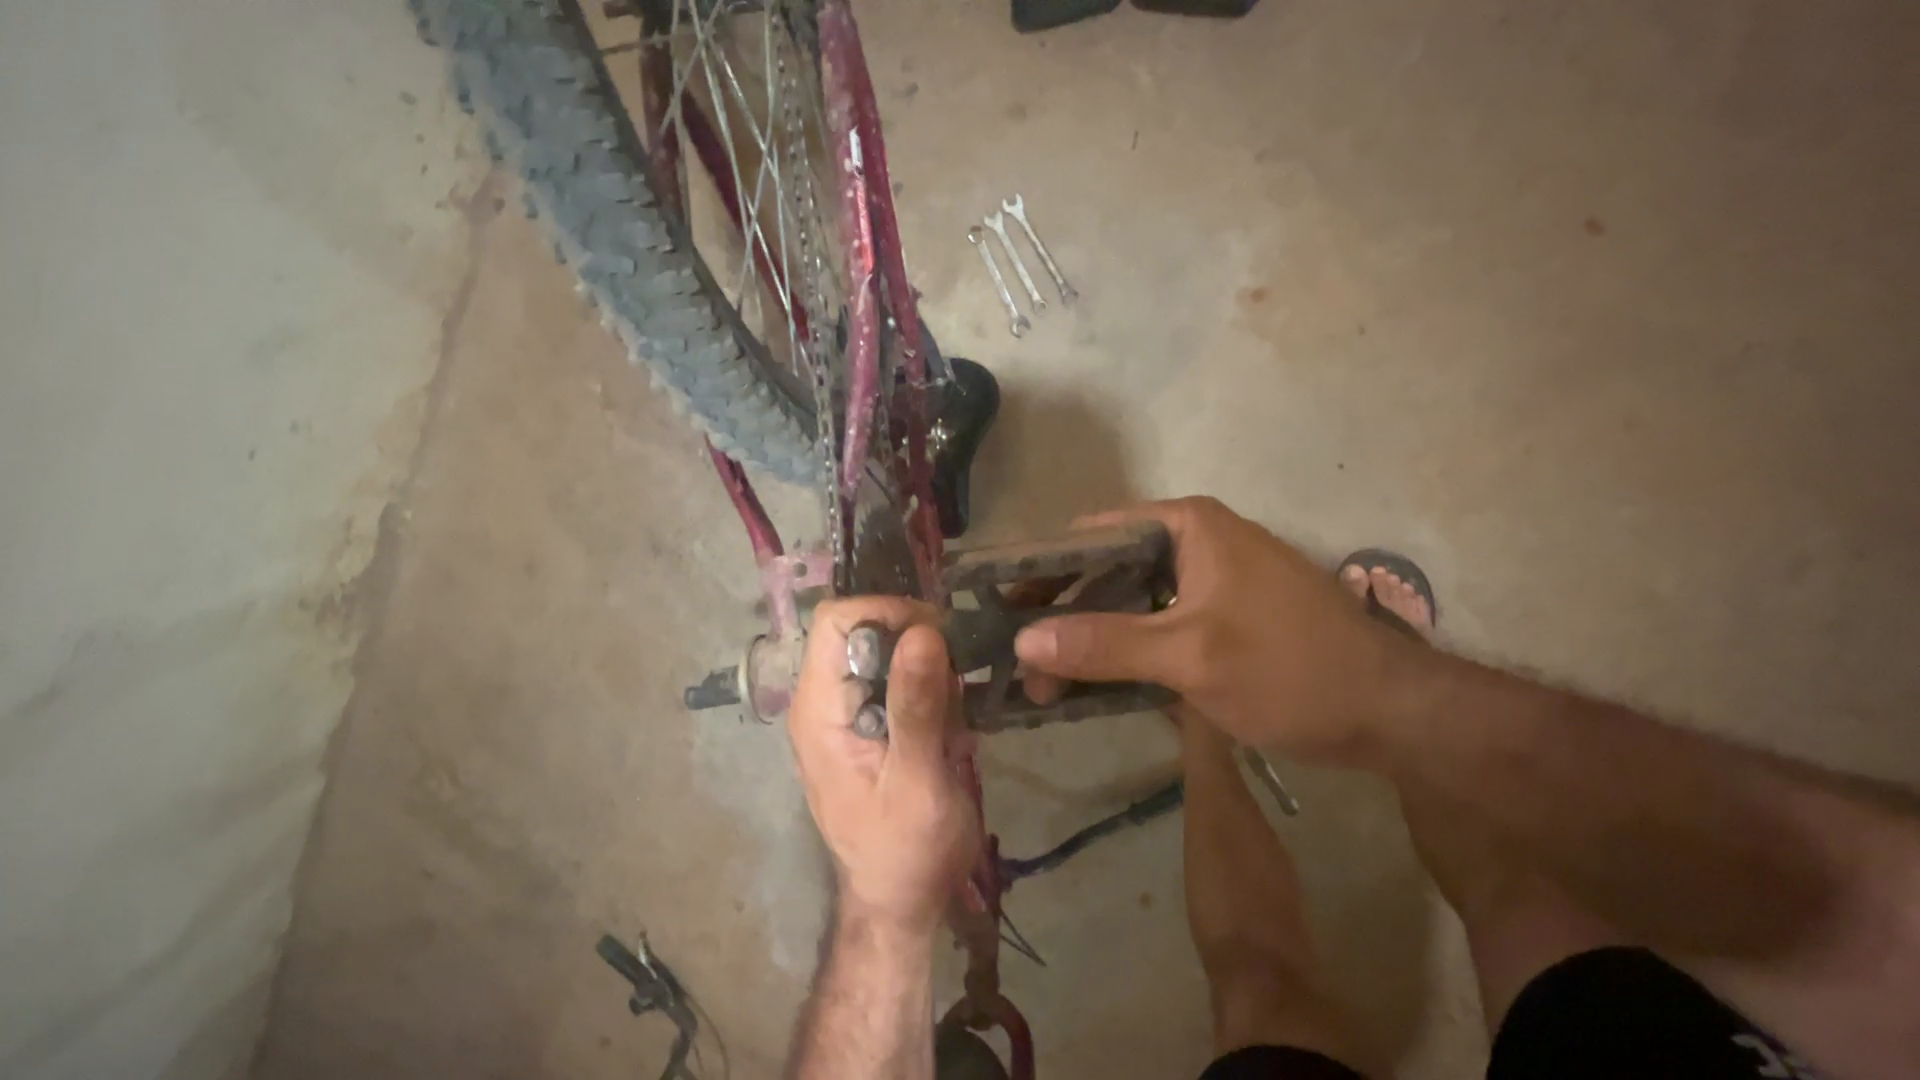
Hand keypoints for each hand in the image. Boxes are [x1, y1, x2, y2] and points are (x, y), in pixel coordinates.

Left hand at [787, 598, 978, 936]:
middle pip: (863, 633)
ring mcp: (843, 716)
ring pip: (885, 657)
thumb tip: (922, 631)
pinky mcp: (866, 730)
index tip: (937, 636)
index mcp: (819, 709)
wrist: (899, 904)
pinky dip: (928, 698)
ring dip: (928, 679)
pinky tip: (947, 739)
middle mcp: (822, 703)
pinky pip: (896, 687)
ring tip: (950, 727)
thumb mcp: (917, 779)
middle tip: (953, 690)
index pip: (836, 619)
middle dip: (915, 649)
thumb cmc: (906, 850)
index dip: (886, 612)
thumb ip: (916, 705)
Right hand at [1014, 497, 1428, 761]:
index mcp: (1189, 527)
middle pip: (1107, 569)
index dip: (1042, 569)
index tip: (1000, 607)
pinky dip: (1125, 652)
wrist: (1389, 714)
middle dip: (1062, 614)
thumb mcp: (1190, 656)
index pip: (1092, 534)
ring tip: (1045, 683)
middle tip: (1018, 658)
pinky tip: (1095, 686)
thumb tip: (1022, 643)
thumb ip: (1104, 645)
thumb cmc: (1290, 668)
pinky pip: (1157, 626)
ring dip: (1090, 639)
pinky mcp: (1223, 620)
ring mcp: (1211, 583)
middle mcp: (1197, 542)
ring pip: (1131, 602)